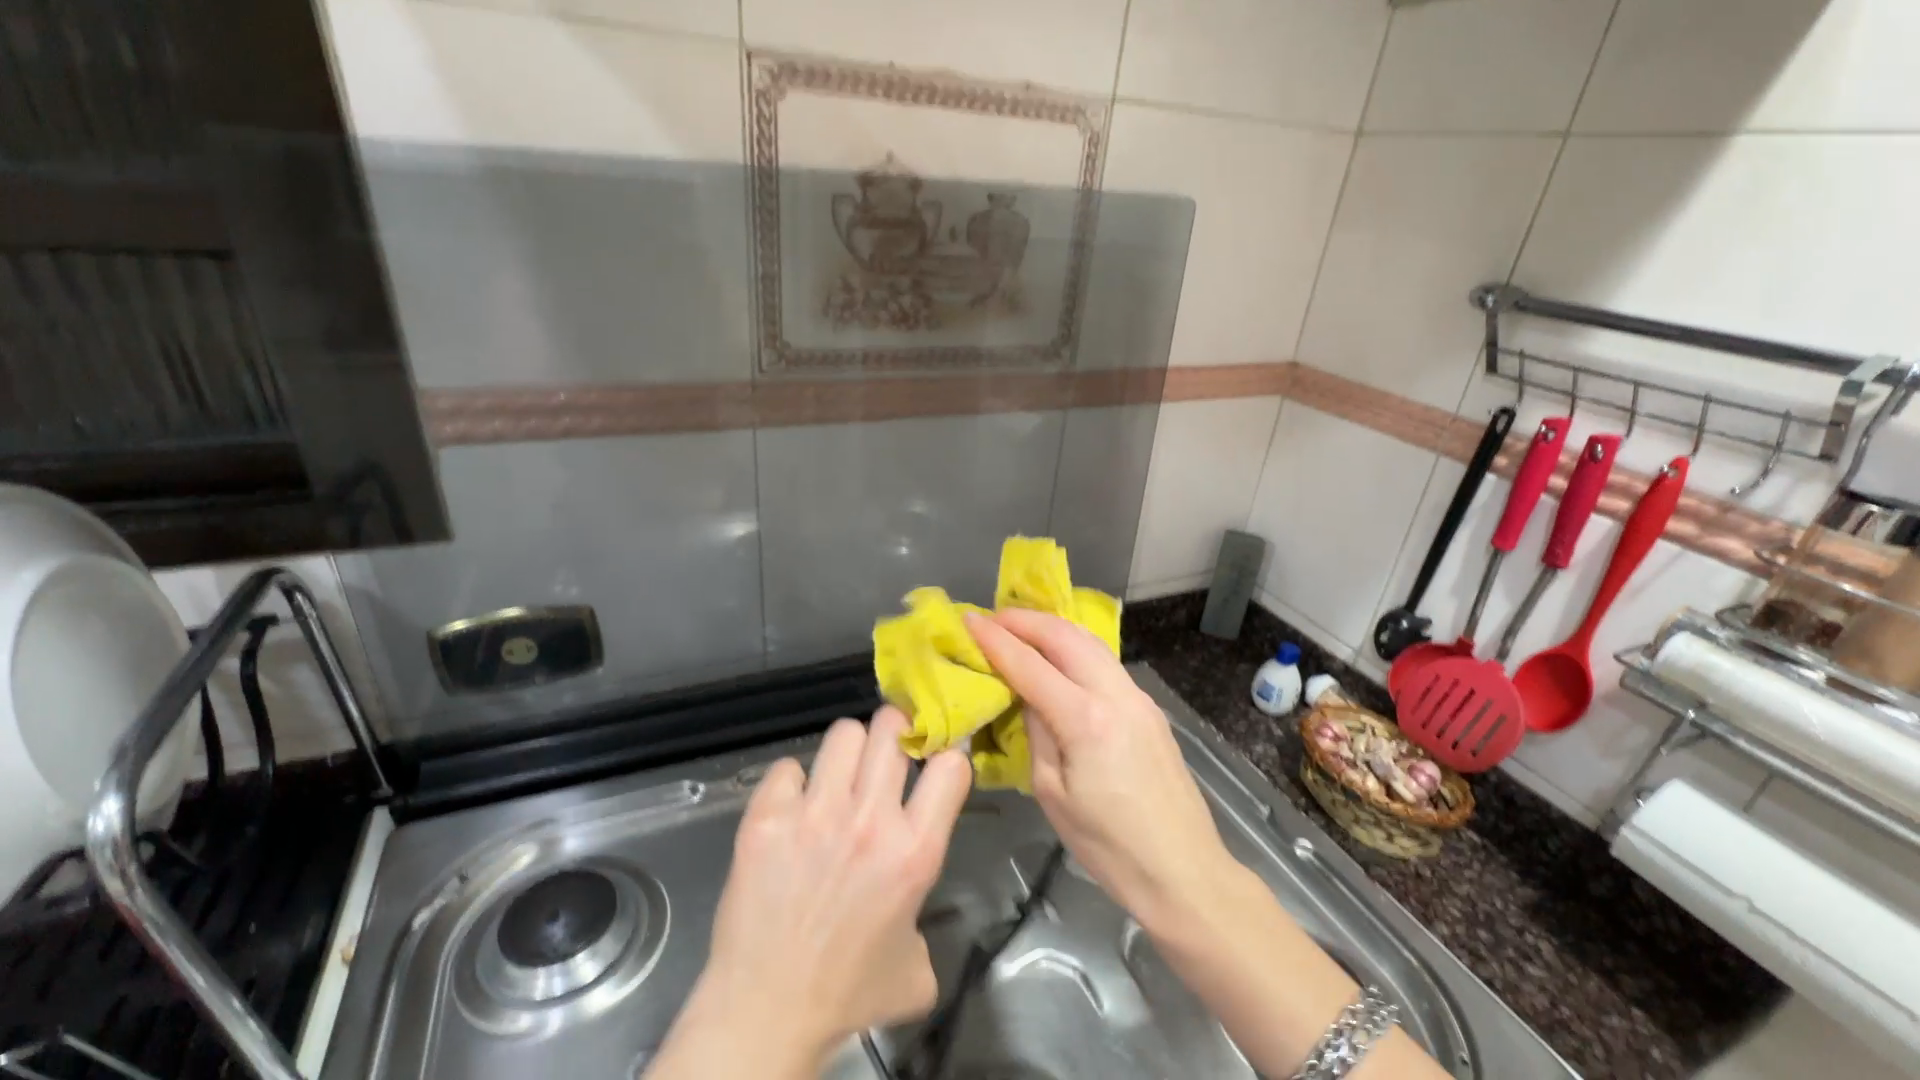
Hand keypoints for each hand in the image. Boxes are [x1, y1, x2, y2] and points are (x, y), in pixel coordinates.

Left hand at [650, 708, 971, 1076]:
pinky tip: (791, 809)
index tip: (934, 761)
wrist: (767, 1010)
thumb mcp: (918, 967)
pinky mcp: (765, 817)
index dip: (945, 756)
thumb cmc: (848, 993)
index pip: (950, 764)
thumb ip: (926, 921)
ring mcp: (813, 814)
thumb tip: (911, 905)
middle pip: (891, 729)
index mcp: (915, 852)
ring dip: (847, 752)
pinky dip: (792, 783)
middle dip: (895, 732)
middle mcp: (869, 821)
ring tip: (838, 777)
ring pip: (843, 734)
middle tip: (886, 752)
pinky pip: (788, 766)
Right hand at [966, 609, 1238, 932]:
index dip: (995, 640)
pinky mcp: (1150, 711)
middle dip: (1027, 620)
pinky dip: (1076, 650)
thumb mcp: (1052, 793)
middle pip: (1066, 637)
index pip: (1030, 664)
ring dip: (1054, 630)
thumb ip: (1037, 733)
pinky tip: (1059, 660)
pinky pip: (1107, 665)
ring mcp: (1139, 699)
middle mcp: (1116, 695)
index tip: (968, 620)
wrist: (1182, 870)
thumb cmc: (1108, 845)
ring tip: (1022, 629)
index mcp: (1085, 719)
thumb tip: (1028, 697)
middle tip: (993, 618)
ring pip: (1092, 644)